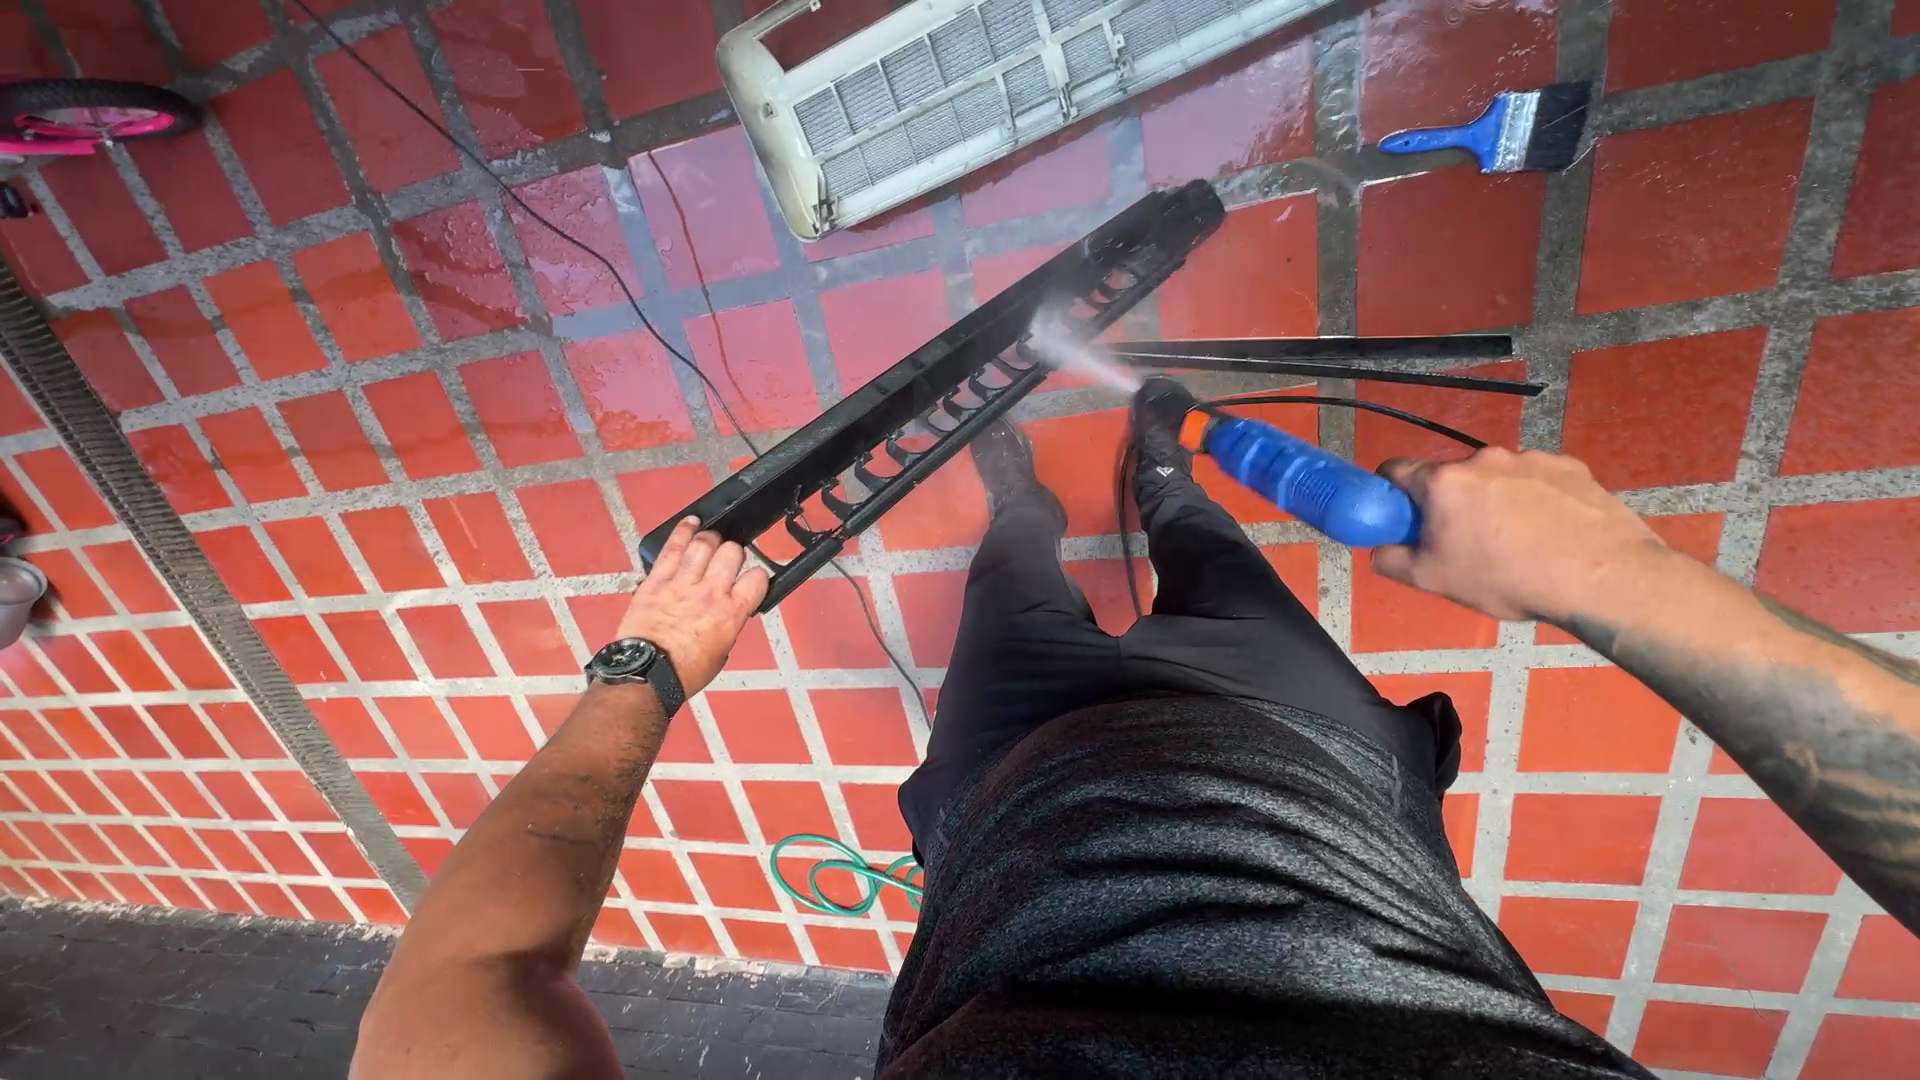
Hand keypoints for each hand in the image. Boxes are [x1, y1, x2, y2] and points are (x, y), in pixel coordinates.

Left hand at [612, 518, 768, 695]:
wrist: (645, 674)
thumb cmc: (686, 671)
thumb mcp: (722, 650)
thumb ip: (729, 622)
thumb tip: (728, 608)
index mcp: (731, 614)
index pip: (757, 579)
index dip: (757, 577)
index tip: (751, 580)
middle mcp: (710, 593)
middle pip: (731, 553)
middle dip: (734, 552)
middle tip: (728, 559)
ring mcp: (682, 583)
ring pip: (703, 544)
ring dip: (711, 538)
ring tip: (711, 539)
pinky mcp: (656, 580)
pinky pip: (672, 548)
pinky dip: (683, 531)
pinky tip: (691, 522)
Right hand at [1371, 448, 1668, 622]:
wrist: (1604, 579)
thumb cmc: (1506, 578)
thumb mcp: (1431, 581)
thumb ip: (1390, 561)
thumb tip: (1380, 550)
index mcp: (1443, 482)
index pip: (1395, 470)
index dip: (1391, 493)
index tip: (1403, 519)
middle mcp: (1484, 459)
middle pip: (1449, 477)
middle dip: (1449, 503)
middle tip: (1463, 541)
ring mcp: (1532, 459)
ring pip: (1494, 478)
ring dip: (1492, 500)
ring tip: (1515, 541)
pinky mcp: (1572, 467)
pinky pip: (1536, 480)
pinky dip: (1533, 499)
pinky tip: (1549, 531)